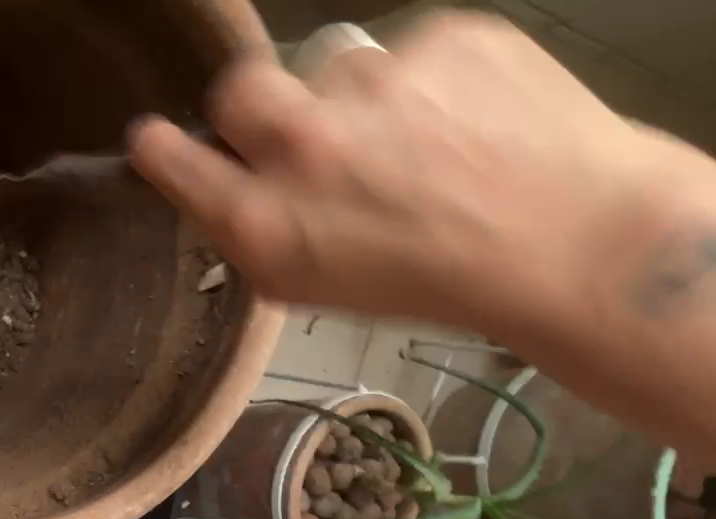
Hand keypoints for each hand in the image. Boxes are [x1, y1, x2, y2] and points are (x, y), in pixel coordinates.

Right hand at [128, 13, 700, 336]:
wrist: (563, 236)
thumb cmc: (419, 278)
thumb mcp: (303, 283)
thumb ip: (248, 232)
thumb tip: (225, 189)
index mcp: (260, 217)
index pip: (174, 160)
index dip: (158, 148)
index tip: (152, 140)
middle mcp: (302, 144)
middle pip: (239, 88)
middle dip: (252, 105)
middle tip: (289, 129)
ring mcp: (373, 82)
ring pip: (328, 69)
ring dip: (345, 98)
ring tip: (397, 136)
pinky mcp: (442, 37)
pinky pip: (402, 51)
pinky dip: (416, 82)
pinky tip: (452, 120)